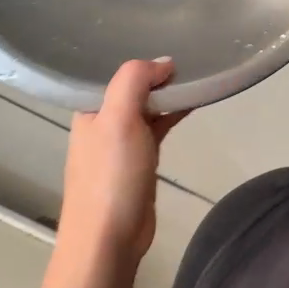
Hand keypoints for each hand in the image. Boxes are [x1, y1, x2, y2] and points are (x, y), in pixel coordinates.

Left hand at [58, 58, 188, 263]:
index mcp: (89, 110)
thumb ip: (134, 82)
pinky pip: (158, 126)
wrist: (108, 239)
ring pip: (148, 106)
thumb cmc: (111, 176)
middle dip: (159, 74)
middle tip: (194, 58)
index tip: (175, 48)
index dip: (144, 60)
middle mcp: (102, 123)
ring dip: (169, 94)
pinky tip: (193, 105)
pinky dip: (173, 113)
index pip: (116, 73)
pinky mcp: (139, 161)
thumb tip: (165, 63)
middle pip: (133, 88)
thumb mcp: (118, 119)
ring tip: (199, 76)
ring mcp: (121, 144)